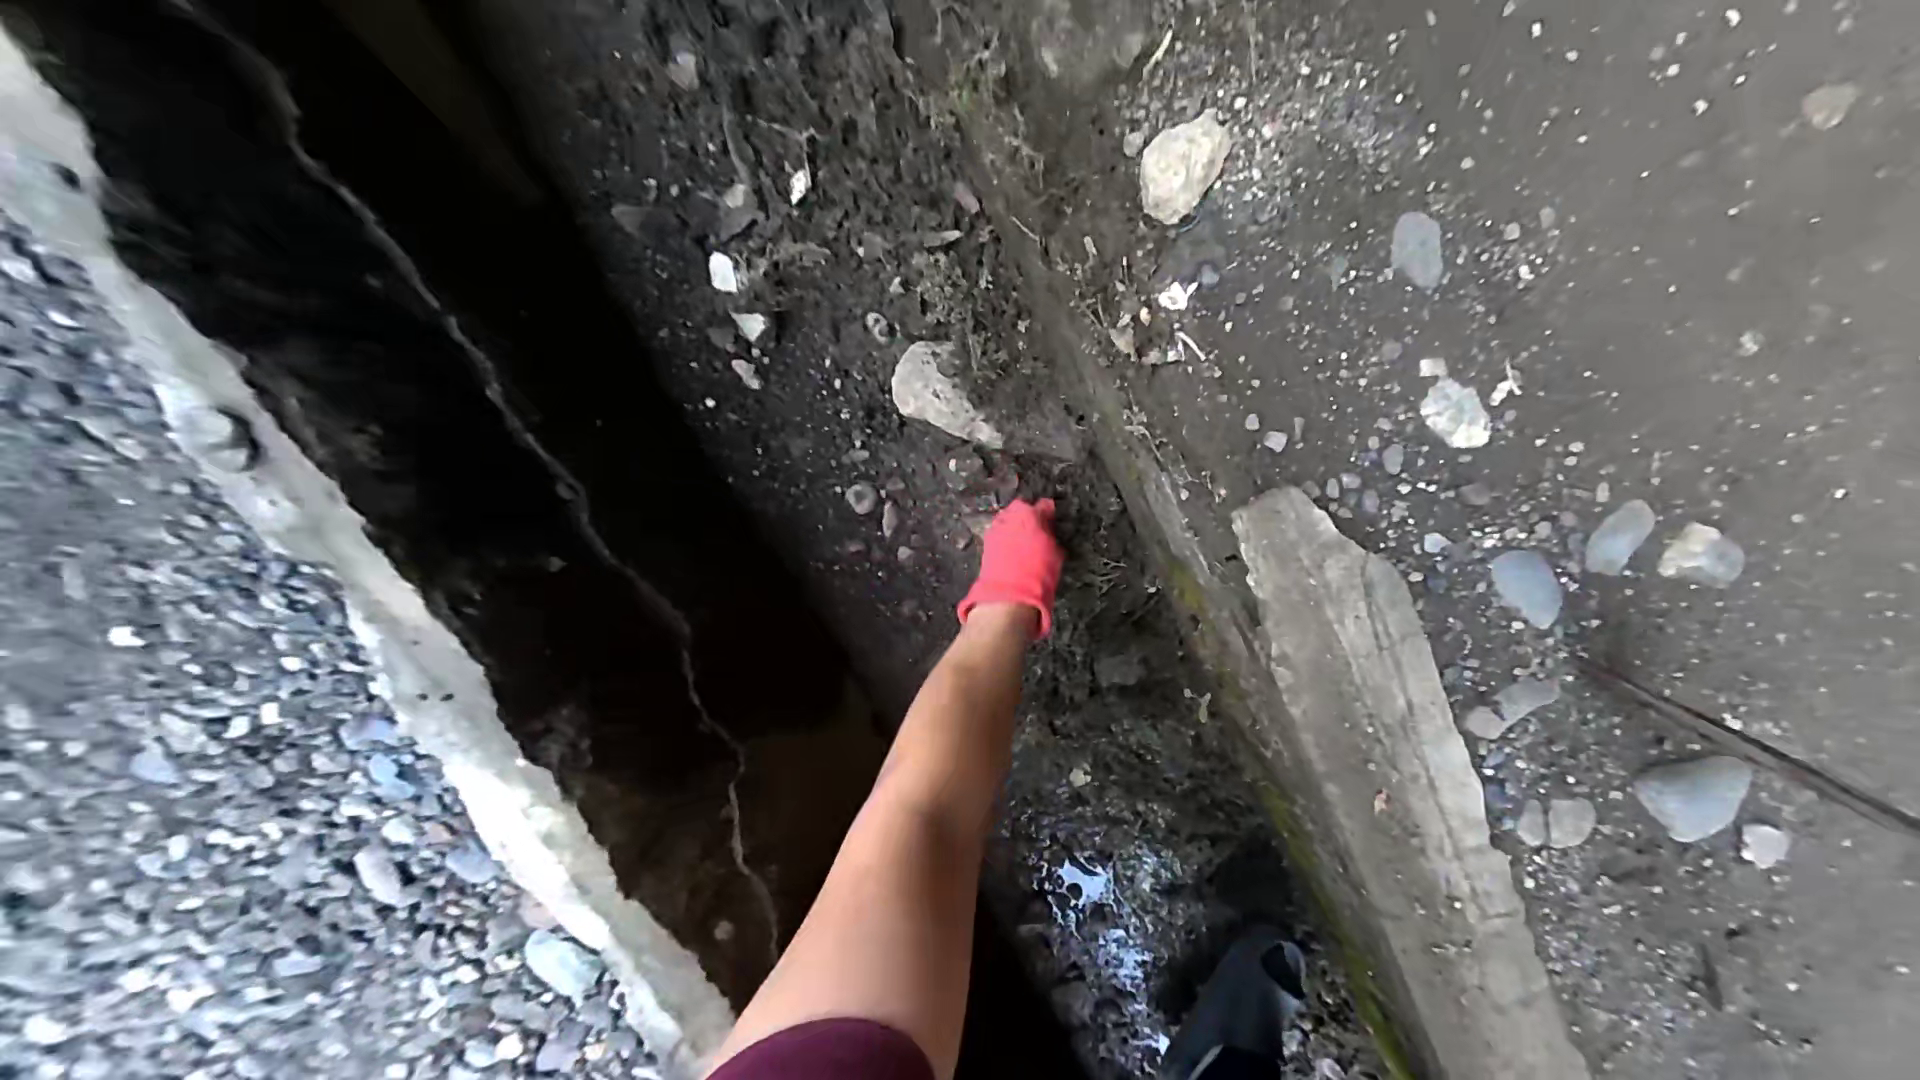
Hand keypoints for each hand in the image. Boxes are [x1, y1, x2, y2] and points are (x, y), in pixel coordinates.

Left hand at [957, 498, 1064, 638]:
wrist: (1009, 594)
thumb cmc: (1039, 572)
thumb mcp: (1054, 552)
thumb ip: (1051, 535)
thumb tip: (1048, 529)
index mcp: (1029, 513)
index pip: (1043, 505)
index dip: (1048, 514)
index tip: (1051, 521)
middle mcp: (1009, 516)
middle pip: (1020, 510)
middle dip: (1028, 517)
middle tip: (1037, 531)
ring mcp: (995, 528)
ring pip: (1007, 520)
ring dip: (1014, 527)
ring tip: (1023, 542)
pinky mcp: (986, 542)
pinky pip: (999, 533)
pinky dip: (1005, 538)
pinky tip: (1011, 551)